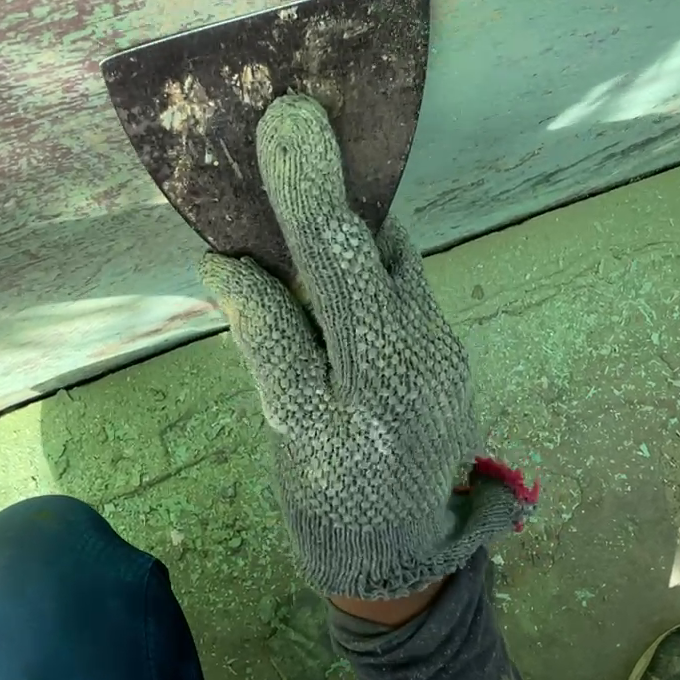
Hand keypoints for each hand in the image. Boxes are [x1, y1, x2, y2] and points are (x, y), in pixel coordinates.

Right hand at [200, 94, 536, 599]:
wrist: (410, 557)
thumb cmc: (332, 508)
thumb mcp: (288, 439)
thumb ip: (267, 348)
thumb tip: (228, 269)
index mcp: (354, 409)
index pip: (308, 302)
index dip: (280, 233)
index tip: (261, 168)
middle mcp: (410, 372)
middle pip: (362, 262)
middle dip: (323, 191)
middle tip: (296, 122)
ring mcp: (441, 357)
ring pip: (391, 263)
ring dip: (352, 210)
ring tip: (317, 162)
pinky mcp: (451, 349)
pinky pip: (404, 280)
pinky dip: (370, 246)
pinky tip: (347, 226)